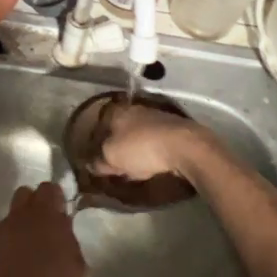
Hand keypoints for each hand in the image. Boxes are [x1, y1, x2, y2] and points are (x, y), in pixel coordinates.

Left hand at [0, 182, 90, 276]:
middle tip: (42, 233)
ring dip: (16, 229)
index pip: (50, 189)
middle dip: (34, 208)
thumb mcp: (80, 271)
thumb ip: (68, 242)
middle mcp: (20, 216)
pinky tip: (4, 269)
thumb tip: (60, 230)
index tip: (60, 218)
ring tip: (22, 257)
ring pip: (8, 218)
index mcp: (48, 219)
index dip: (55, 201)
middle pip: (25, 195)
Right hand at [93, 103, 213, 180]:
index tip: (97, 156)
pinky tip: (153, 164)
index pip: (100, 123)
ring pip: (138, 133)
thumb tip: (91, 165)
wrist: (184, 146)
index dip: (97, 141)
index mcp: (116, 111)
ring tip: (134, 167)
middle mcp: (135, 108)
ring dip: (135, 148)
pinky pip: (155, 140)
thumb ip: (99, 161)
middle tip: (115, 163)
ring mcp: (156, 116)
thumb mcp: (112, 158)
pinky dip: (152, 151)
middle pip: (120, 128)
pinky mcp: (173, 127)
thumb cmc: (141, 148)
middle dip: (117, 144)